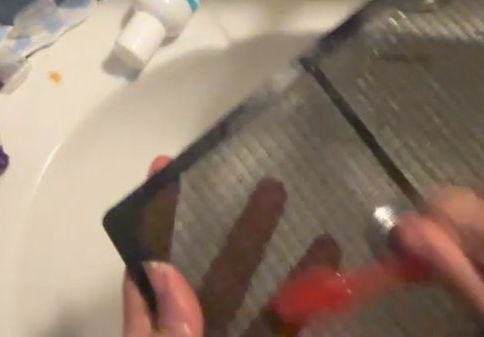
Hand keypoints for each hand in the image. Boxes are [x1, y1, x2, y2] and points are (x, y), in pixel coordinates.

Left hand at [121, 158, 339, 336]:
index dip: (156, 217)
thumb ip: (168, 334)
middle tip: (272, 184)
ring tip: (315, 224)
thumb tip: (167, 272)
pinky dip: (307, 305)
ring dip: (284, 263)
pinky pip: (283, 330)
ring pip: (259, 307)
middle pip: (215, 278)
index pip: (149, 268)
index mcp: (155, 335)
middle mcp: (193, 334)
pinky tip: (334, 276)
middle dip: (241, 229)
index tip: (165, 164)